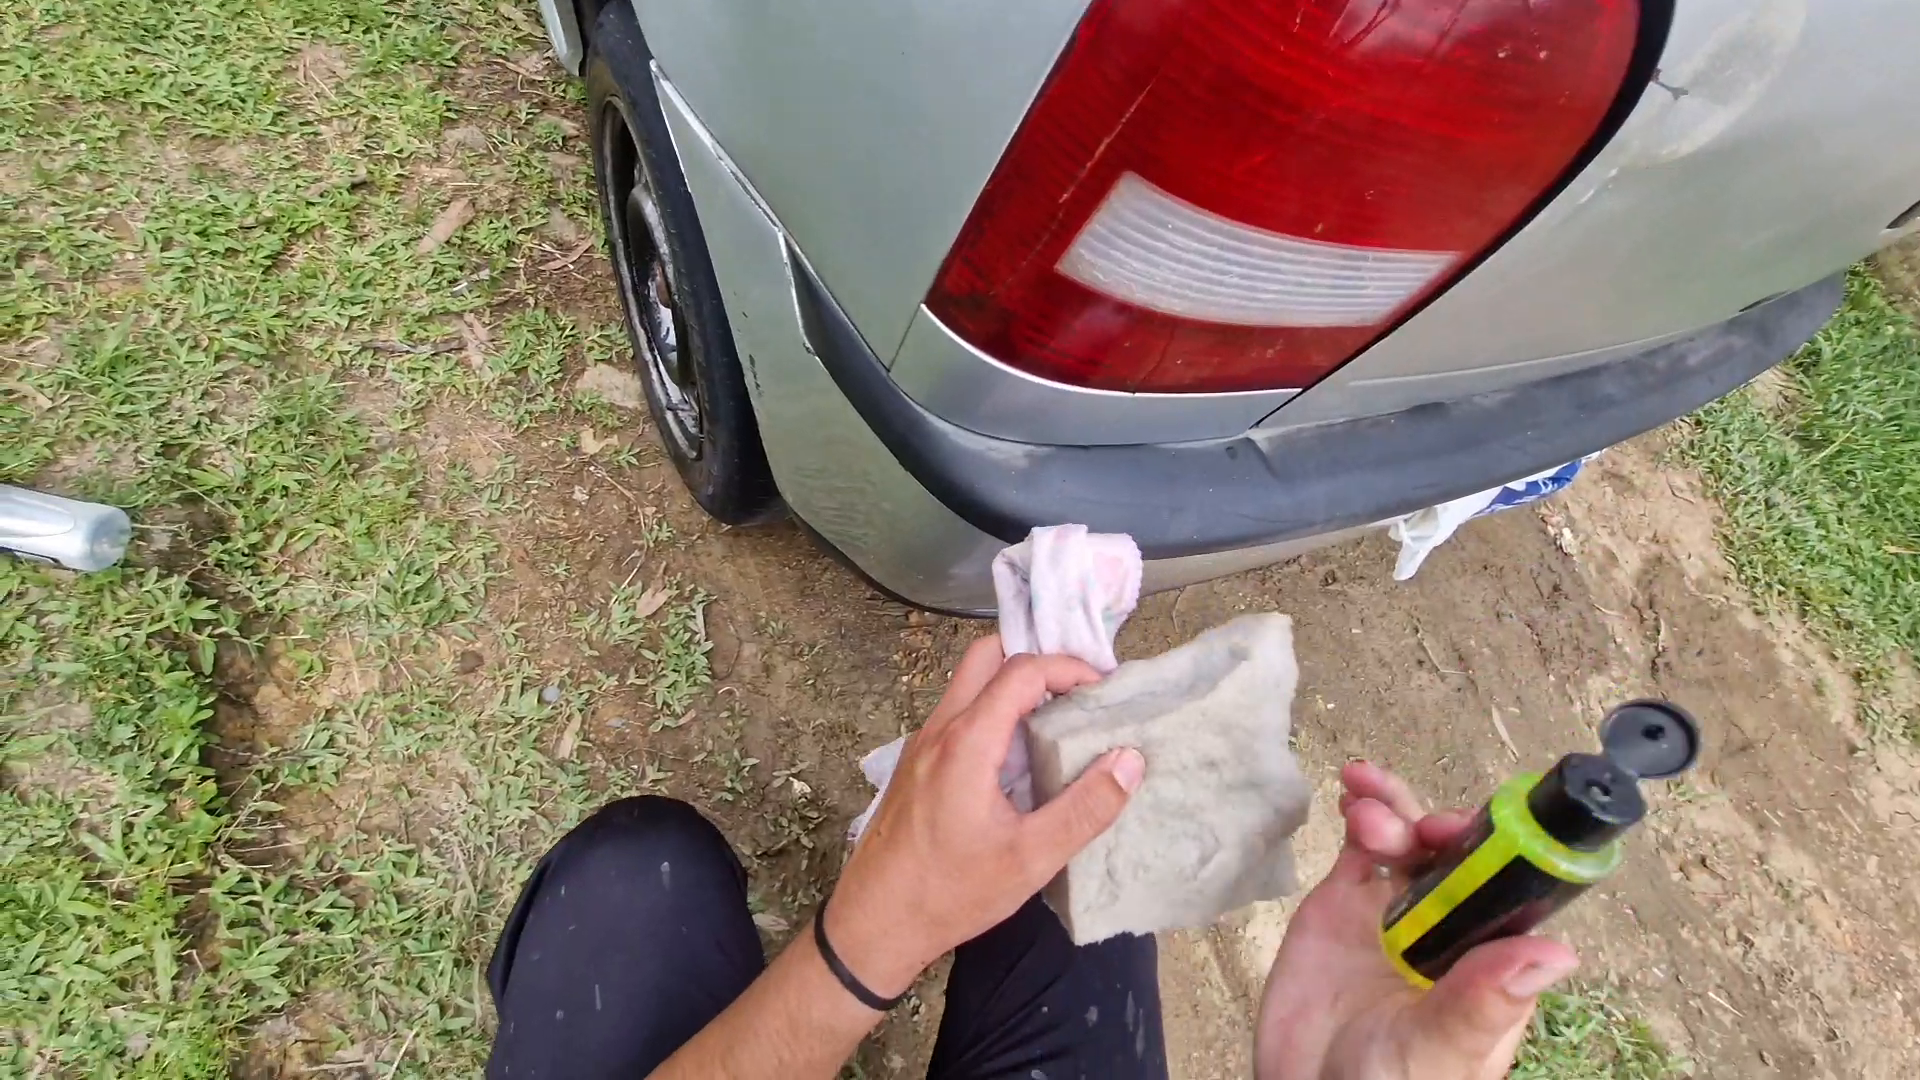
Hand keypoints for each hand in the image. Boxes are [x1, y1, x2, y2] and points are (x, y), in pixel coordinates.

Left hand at [823, 635, 1145, 999]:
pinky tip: (1016, 751)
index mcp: (967, 740)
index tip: (1102, 688)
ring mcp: (923, 741)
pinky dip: (992, 708)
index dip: (1068, 668)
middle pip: (986, 655)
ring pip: (968, 681)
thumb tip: (1130, 760)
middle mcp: (940, 727)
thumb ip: (1085, 808)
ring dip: (1011, 683)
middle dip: (1035, 658)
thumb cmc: (950, 892)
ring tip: (1054, 716)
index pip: (1022, 670)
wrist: (874, 920)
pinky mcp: (917, 760)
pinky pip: (958, 711)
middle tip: (1075, 688)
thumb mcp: (1030, 859)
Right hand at [1256, 762, 1579, 1079]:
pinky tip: (1352, 795)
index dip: (1489, 853)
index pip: (1504, 897)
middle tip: (1408, 826)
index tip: (1459, 831)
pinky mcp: (1340, 903)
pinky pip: (1357, 848)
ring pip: (1404, 842)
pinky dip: (1358, 813)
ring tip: (1362, 810)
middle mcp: (1443, 933)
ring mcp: (1390, 914)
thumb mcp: (1437, 1055)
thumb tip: (1559, 951)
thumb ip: (1481, 1005)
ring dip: (1389, 809)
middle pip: (1450, 858)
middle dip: (1431, 825)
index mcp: (1483, 969)